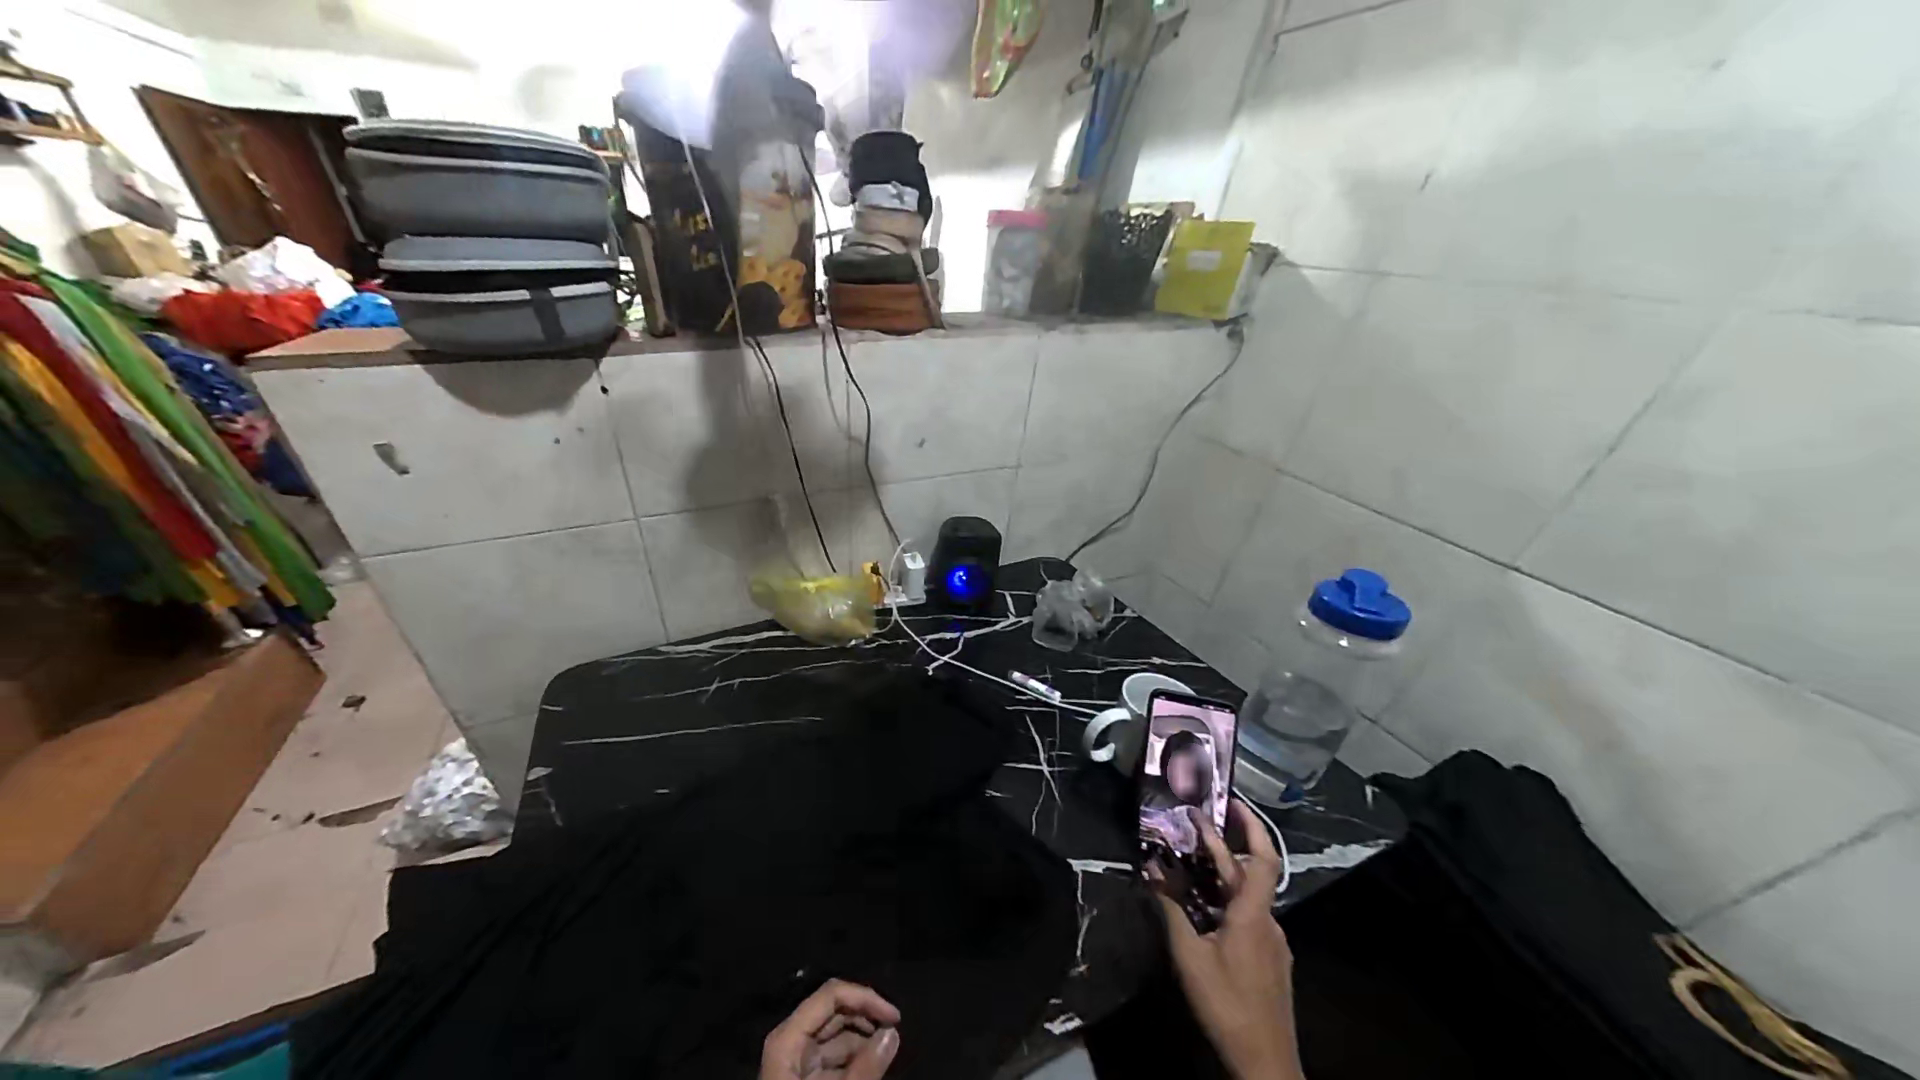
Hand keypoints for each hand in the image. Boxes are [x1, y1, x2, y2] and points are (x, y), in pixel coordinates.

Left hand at [759, 978, 901, 1079]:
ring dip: (861, 1041)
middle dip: (865, 1019)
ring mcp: (793, 1066)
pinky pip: (830, 1061)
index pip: (830, 995)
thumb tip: (891, 1033)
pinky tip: (870, 1070)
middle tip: (894, 1036)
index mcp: (788, 1039)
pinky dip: (852, 1062)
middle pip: (832, 1013)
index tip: (896, 1019)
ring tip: (885, 1055)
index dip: (865, 999)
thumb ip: (865, 1069)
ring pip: (833, 1037)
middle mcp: (789, 1044)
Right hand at [1153, 800, 1303, 1079]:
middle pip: (1249, 873)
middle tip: (1198, 821)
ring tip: (1193, 861)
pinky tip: (1205, 908)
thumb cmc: (1226, 1004)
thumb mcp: (1189, 956)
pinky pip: (1247, 916)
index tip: (1230, 802)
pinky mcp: (1269, 960)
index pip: (1262, 859)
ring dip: (1222, 874)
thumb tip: (1151, 872)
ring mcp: (1272, 943)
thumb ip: (1170, 911)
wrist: (1265, 1063)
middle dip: (1224, 845)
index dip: (1251, 826)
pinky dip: (1226, 900)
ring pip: (1247, 897)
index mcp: (1253, 915)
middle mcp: (1268, 922)